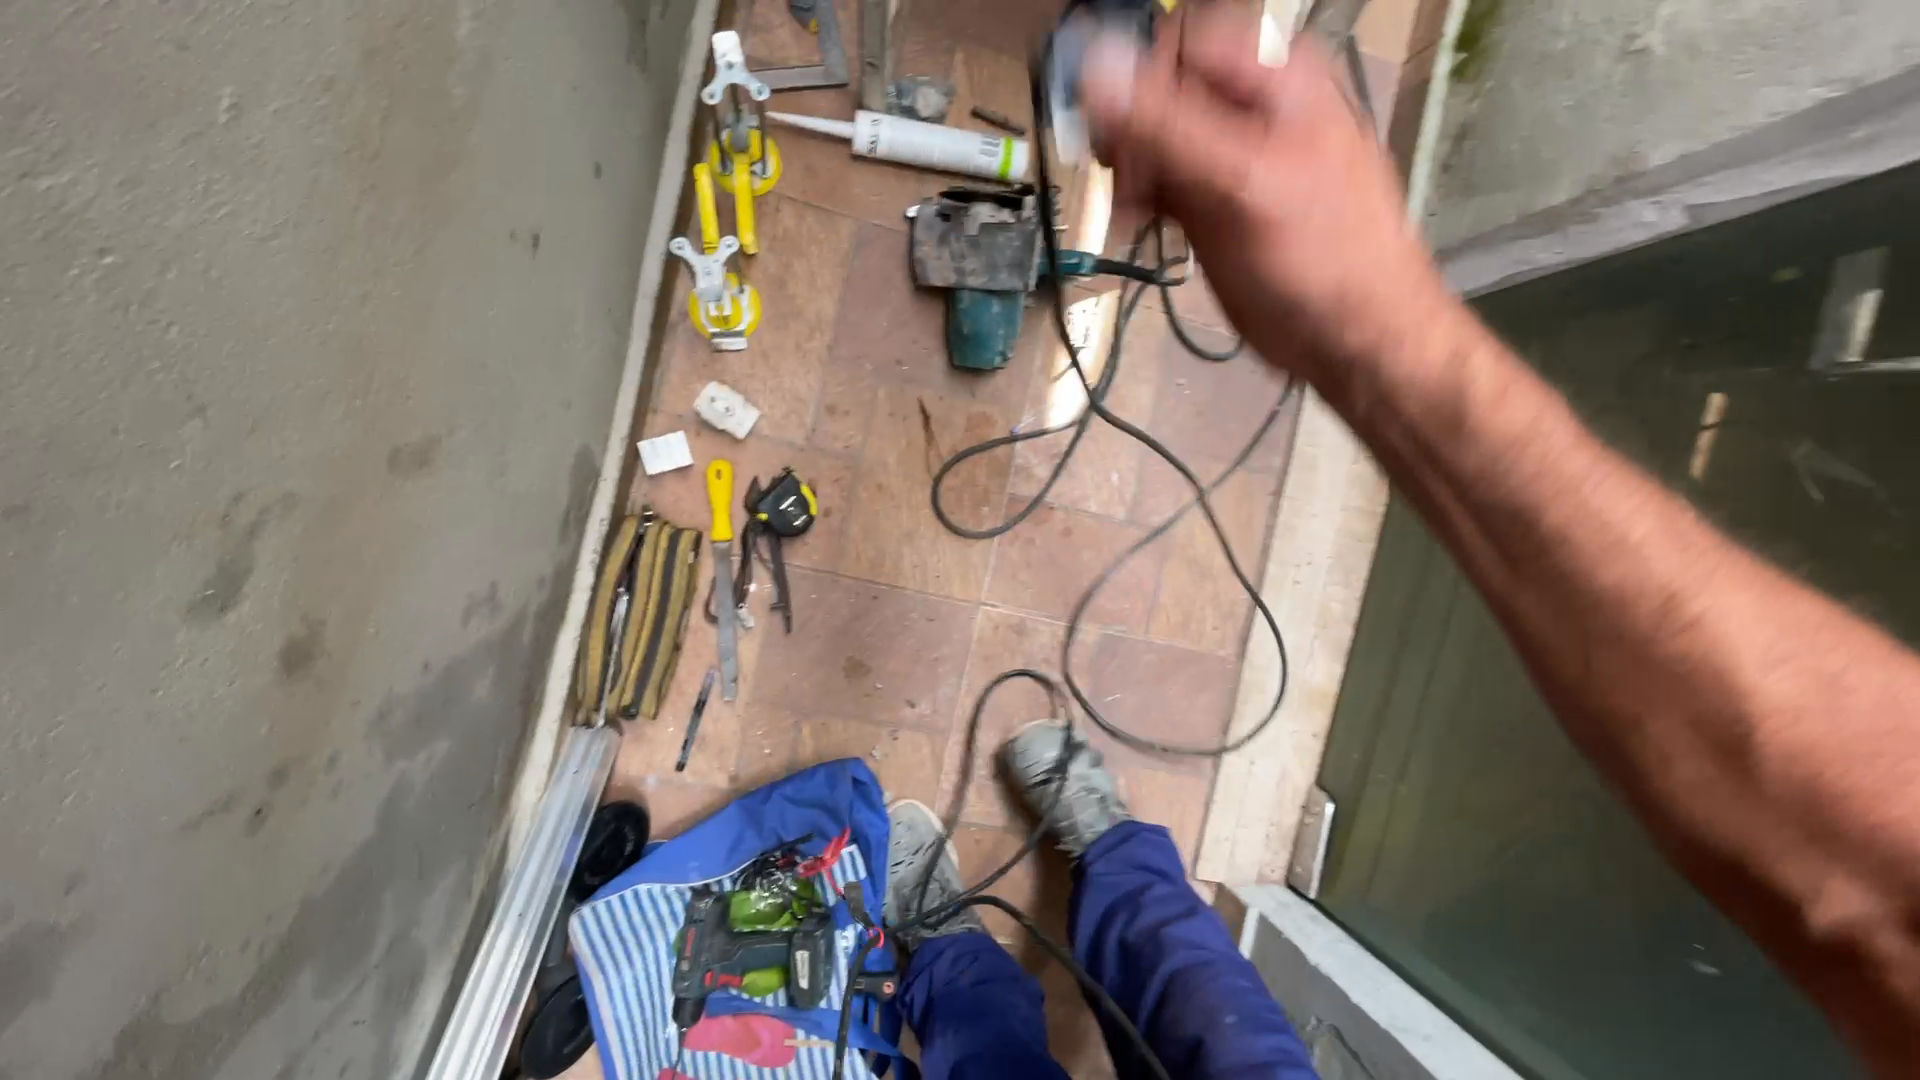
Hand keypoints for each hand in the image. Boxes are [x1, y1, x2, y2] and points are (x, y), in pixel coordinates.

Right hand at [1080, 9, 1454, 384]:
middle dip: (1133, 133)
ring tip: (1135, 211)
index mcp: (1274, 75)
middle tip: (1128, 182)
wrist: (1351, 335)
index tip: (1120, 139)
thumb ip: (1169, 125)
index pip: (1181, 42)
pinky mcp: (1213, 202)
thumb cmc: (1316, 257)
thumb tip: (1095, 68)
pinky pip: (1162, 179)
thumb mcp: (1242, 183)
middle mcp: (1249, 105)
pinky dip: (1143, 199)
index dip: (1140, 82)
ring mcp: (1228, 156)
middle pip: (1161, 89)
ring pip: (1154, 137)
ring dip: (1132, 171)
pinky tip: (1143, 222)